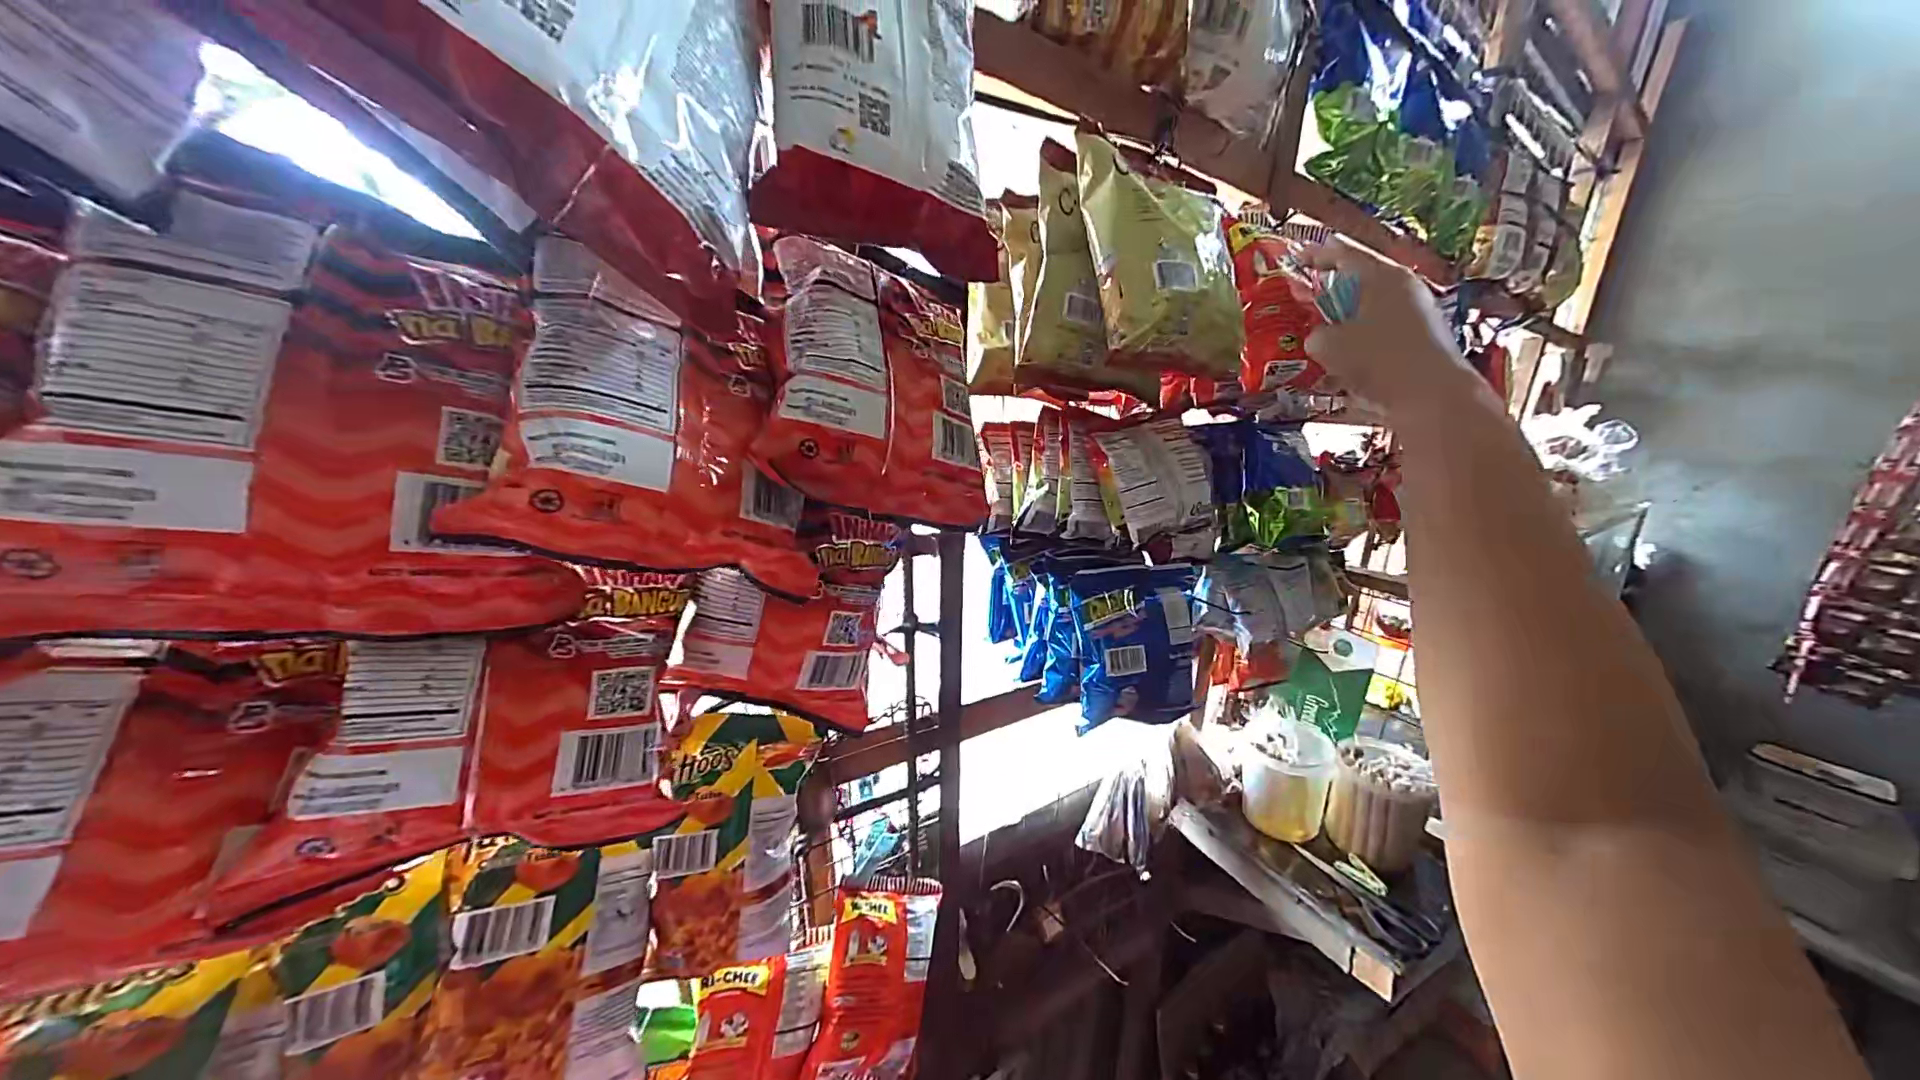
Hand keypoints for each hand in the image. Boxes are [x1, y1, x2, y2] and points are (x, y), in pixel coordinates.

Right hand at [1302, 239, 1483, 420]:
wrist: (1431, 396)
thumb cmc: (1379, 359)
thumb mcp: (1330, 345)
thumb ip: (1316, 334)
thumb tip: (1318, 337)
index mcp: (1384, 277)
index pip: (1346, 254)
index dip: (1318, 253)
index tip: (1296, 255)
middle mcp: (1403, 289)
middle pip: (1361, 280)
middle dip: (1331, 288)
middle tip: (1305, 295)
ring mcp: (1415, 315)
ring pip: (1369, 308)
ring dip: (1343, 317)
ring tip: (1319, 330)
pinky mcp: (1418, 341)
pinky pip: (1378, 331)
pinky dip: (1357, 338)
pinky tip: (1341, 358)